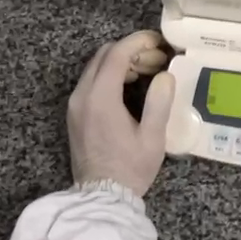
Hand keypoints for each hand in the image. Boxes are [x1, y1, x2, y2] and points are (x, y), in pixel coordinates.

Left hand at [68, 31, 175, 198]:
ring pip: (96, 67)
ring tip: (148, 72)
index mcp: (100, 98)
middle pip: (104, 55)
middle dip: (131, 50)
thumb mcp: (152, 138)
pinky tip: (129, 86)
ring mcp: (75, 104)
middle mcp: (82, 95)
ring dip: (120, 62)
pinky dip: (110, 75)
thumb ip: (159, 102)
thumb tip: (165, 75)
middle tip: (157, 59)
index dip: (139, 42)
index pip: (117, 54)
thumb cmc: (130, 169)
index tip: (159, 42)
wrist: (101, 197)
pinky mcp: (75, 114)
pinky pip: (91, 81)